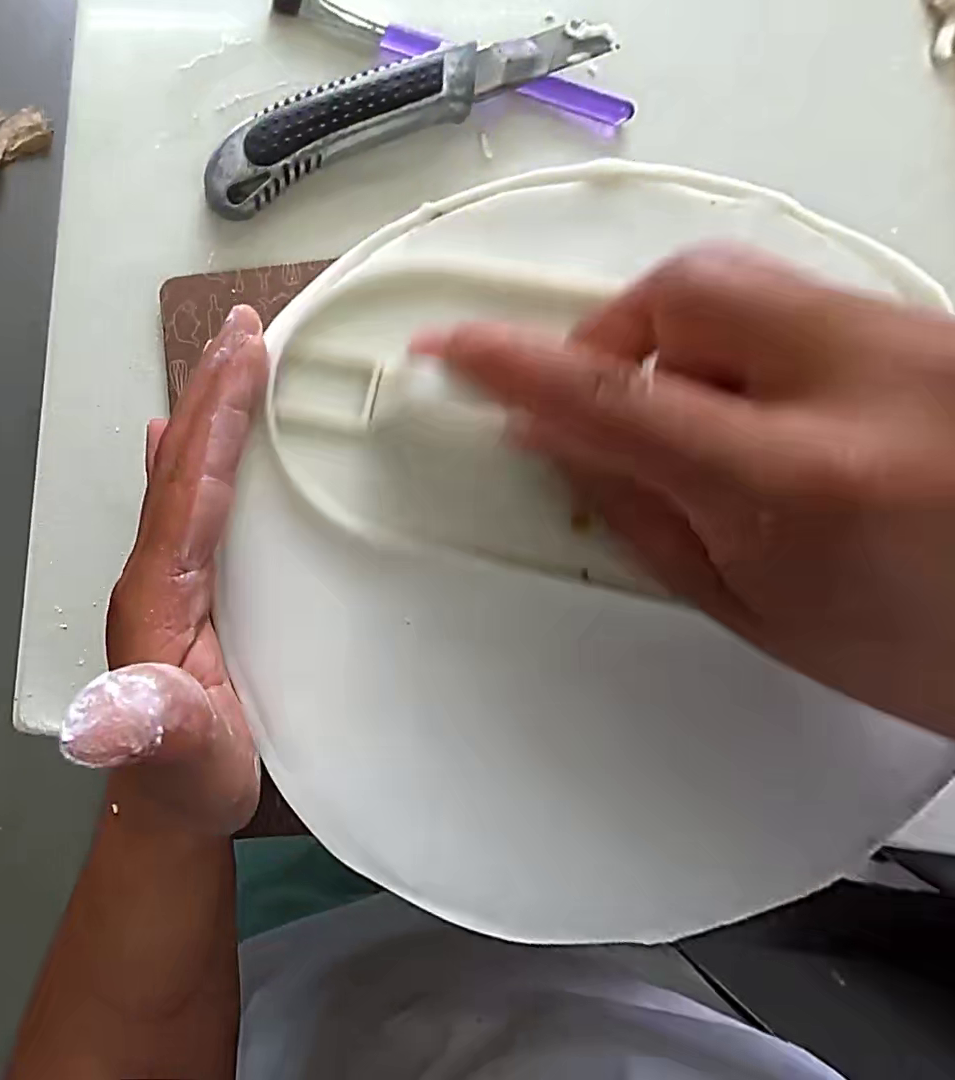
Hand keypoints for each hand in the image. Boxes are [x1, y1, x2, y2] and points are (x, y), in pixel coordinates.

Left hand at [60, 306, 267, 833]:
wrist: (170, 801)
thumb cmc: (185, 777)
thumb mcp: (174, 756)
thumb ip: (143, 727)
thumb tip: (103, 715)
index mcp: (156, 590)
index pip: (184, 488)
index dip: (213, 422)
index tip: (243, 356)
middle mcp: (154, 573)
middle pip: (178, 468)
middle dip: (209, 397)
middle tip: (240, 331)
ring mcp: (167, 580)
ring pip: (182, 479)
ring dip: (205, 418)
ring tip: (225, 364)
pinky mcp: (186, 592)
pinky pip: (186, 509)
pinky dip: (189, 465)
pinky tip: (183, 444)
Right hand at [415, 245, 954, 736]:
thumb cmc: (936, 644)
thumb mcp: (740, 595)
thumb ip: (630, 504)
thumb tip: (547, 437)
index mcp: (796, 479)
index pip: (606, 392)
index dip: (508, 362)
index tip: (449, 345)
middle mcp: (883, 386)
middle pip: (691, 287)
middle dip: (615, 330)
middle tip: (602, 393)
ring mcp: (940, 347)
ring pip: (753, 289)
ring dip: (683, 346)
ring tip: (695, 419)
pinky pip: (812, 309)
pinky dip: (749, 351)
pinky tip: (765, 416)